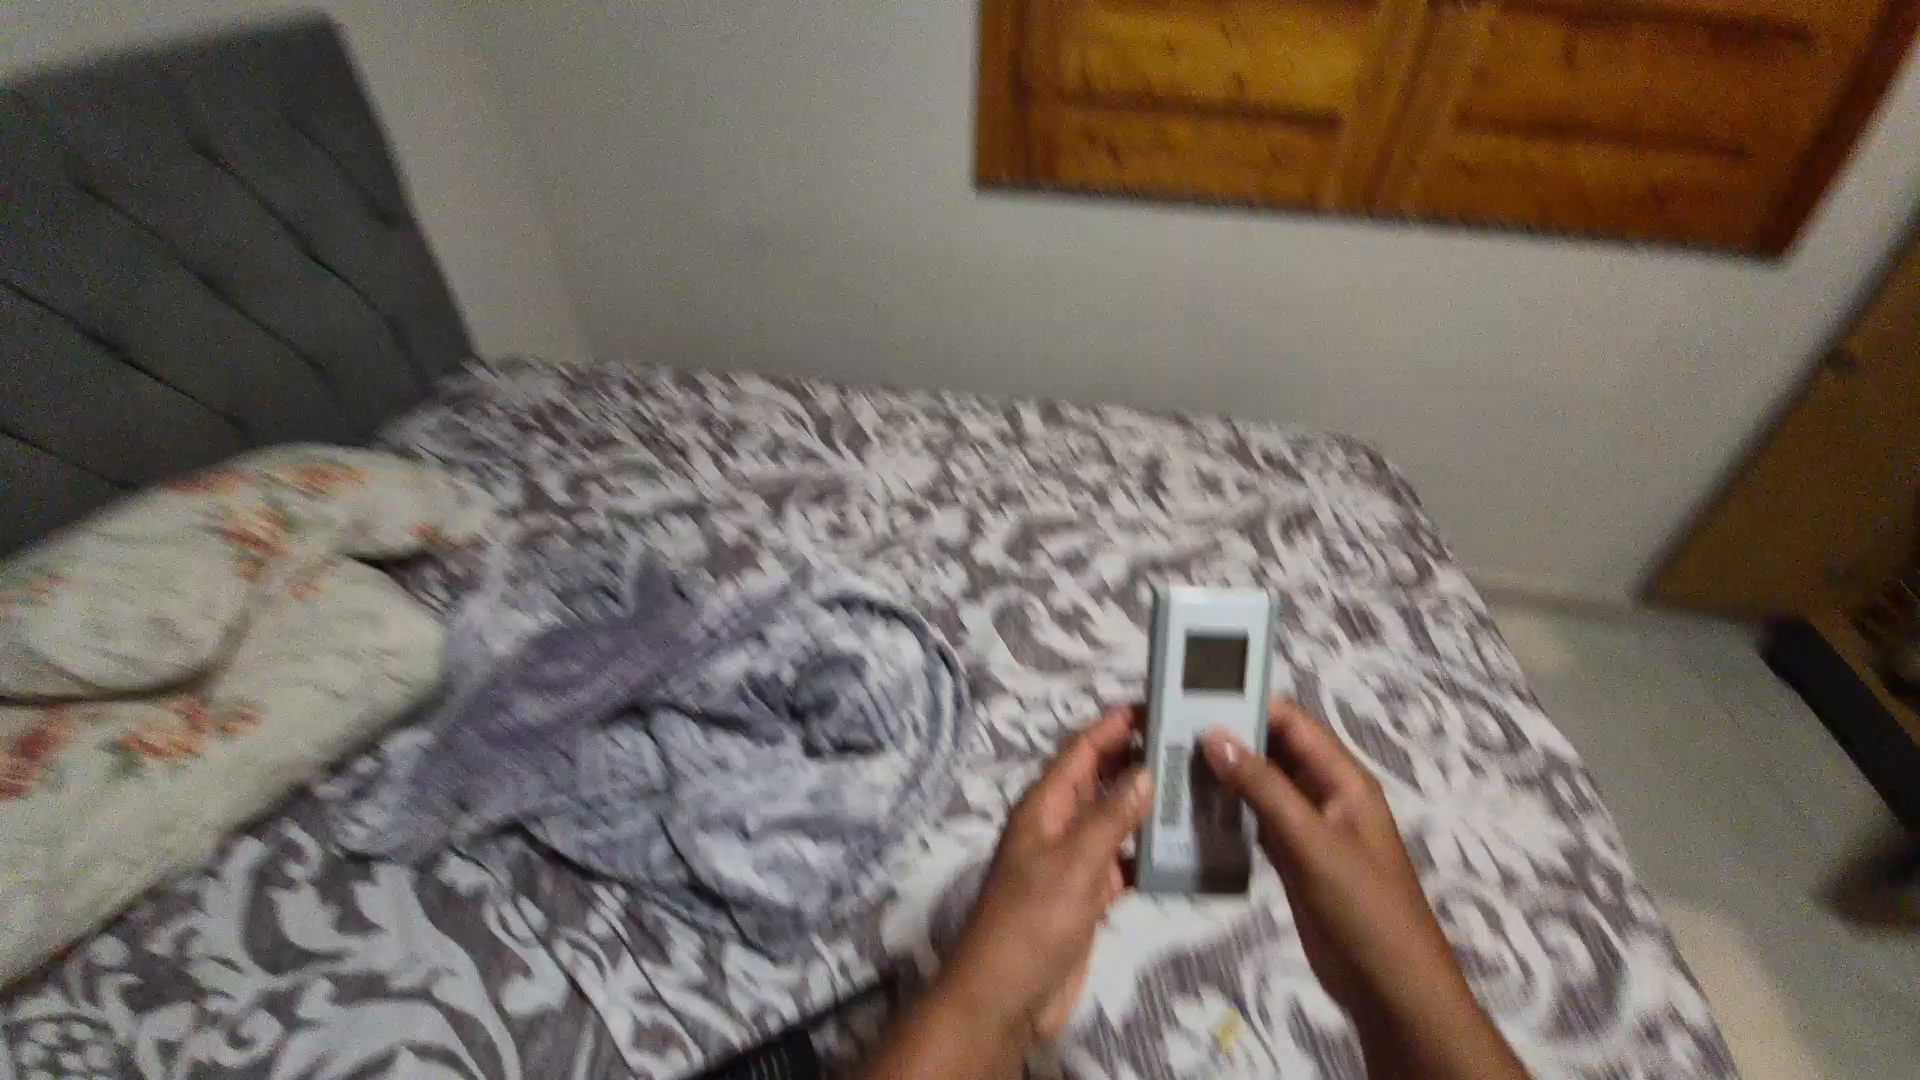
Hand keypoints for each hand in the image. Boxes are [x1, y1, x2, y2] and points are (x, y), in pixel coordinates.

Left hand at [941, 706, 1152, 1040]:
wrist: (1007, 995)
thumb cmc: (1033, 920)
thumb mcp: (1074, 864)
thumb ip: (1110, 818)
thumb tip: (1146, 772)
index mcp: (1044, 805)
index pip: (1080, 751)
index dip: (1112, 726)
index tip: (1153, 706)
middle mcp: (1058, 824)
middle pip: (1098, 780)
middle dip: (1134, 759)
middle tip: (1185, 745)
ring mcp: (1073, 860)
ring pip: (1113, 819)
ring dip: (1144, 804)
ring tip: (1192, 788)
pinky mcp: (1088, 894)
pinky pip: (1121, 859)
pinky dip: (1146, 851)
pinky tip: (1180, 848)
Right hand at [1200, 702, 1528, 1079]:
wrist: (1390, 988)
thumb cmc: (1363, 906)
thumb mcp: (1312, 842)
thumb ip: (1263, 788)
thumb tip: (1213, 735)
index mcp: (1342, 778)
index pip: (1292, 722)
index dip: (1249, 704)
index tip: (1196, 697)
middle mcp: (1323, 792)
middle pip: (1272, 748)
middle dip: (1229, 736)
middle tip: (1173, 727)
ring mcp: (1306, 824)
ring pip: (1259, 783)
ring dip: (1224, 772)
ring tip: (1173, 760)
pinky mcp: (1291, 854)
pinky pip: (1254, 817)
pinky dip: (1227, 808)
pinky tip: (1192, 805)